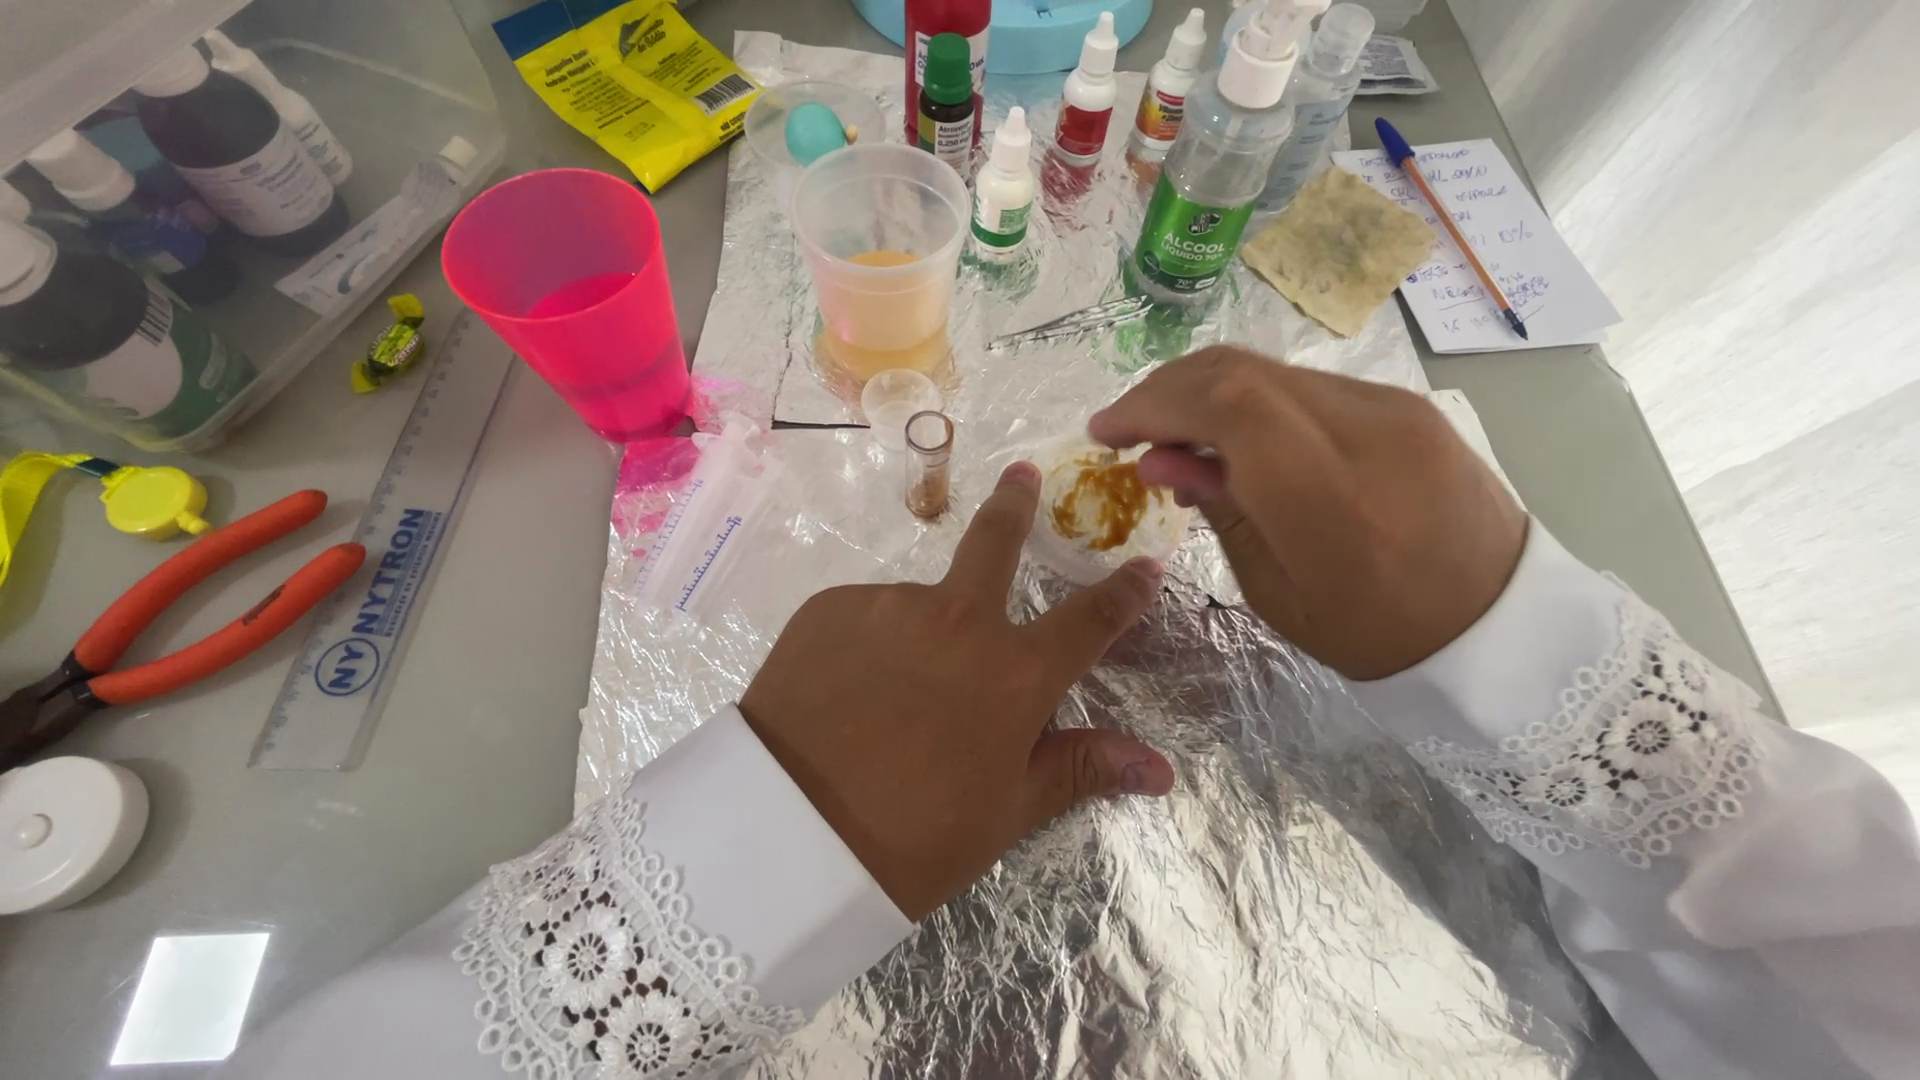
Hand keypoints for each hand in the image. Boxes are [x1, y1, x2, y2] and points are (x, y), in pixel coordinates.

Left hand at [739, 463, 1175, 919]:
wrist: (785, 832)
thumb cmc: (910, 838)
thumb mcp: (1005, 811)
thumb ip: (1080, 769)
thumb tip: (1161, 769)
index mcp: (1014, 673)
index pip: (1089, 619)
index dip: (1124, 593)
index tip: (1146, 565)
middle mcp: (958, 619)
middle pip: (996, 541)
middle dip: (1015, 505)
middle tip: (1022, 476)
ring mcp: (889, 604)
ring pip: (922, 602)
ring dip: (923, 628)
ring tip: (890, 692)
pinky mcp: (831, 606)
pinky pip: (867, 616)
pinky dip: (870, 643)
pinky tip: (847, 687)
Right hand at [1088, 347, 1527, 680]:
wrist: (1499, 621)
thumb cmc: (1375, 631)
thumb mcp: (1277, 591)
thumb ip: (1220, 509)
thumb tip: (1159, 457)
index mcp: (1330, 496)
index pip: (1225, 404)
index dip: (1152, 404)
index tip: (1105, 432)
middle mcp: (1366, 429)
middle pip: (1240, 370)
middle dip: (1166, 389)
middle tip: (1127, 426)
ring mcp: (1392, 406)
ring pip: (1268, 368)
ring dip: (1202, 388)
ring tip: (1169, 430)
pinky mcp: (1403, 402)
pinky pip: (1303, 383)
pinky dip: (1247, 396)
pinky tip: (1229, 431)